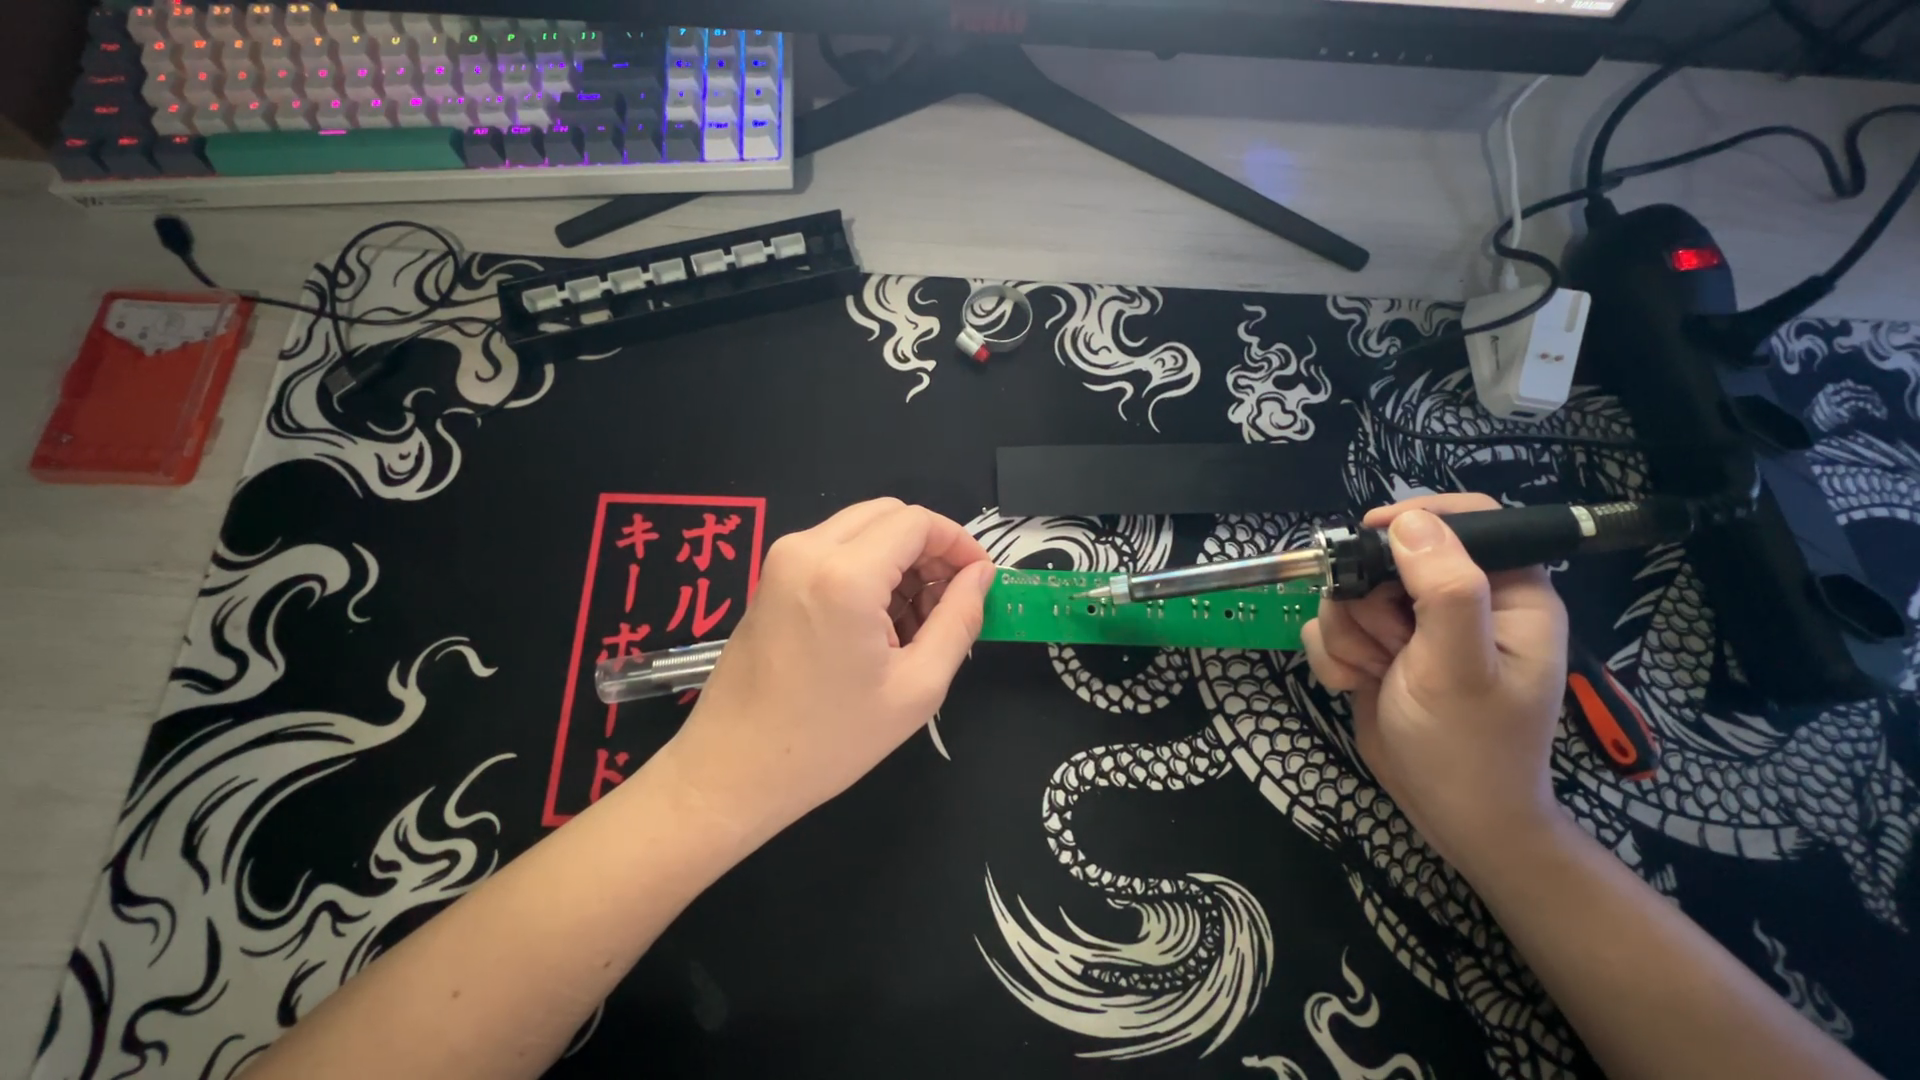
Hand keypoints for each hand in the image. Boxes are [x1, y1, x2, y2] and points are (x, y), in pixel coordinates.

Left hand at [651, 498, 995, 846]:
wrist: (732, 771)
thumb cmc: (829, 740)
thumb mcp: (916, 687)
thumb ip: (959, 621)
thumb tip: (981, 576)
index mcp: (845, 574)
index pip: (917, 522)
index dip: (959, 543)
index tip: (980, 580)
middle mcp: (808, 551)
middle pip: (888, 515)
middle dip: (930, 549)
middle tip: (951, 601)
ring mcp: (782, 561)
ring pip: (861, 530)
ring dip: (899, 560)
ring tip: (918, 624)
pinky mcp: (771, 579)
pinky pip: (833, 551)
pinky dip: (868, 570)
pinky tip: (879, 626)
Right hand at [1301, 493, 1569, 877]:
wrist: (1447, 814)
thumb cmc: (1470, 745)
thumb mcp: (1460, 666)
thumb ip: (1444, 590)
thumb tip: (1409, 521)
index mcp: (1509, 593)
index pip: (1470, 521)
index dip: (1416, 519)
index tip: (1370, 536)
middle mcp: (1460, 601)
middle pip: (1388, 557)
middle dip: (1369, 601)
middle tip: (1391, 645)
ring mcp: (1413, 626)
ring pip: (1350, 592)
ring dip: (1349, 635)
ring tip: (1377, 673)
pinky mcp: (1378, 649)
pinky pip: (1331, 627)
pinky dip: (1334, 656)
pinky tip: (1356, 684)